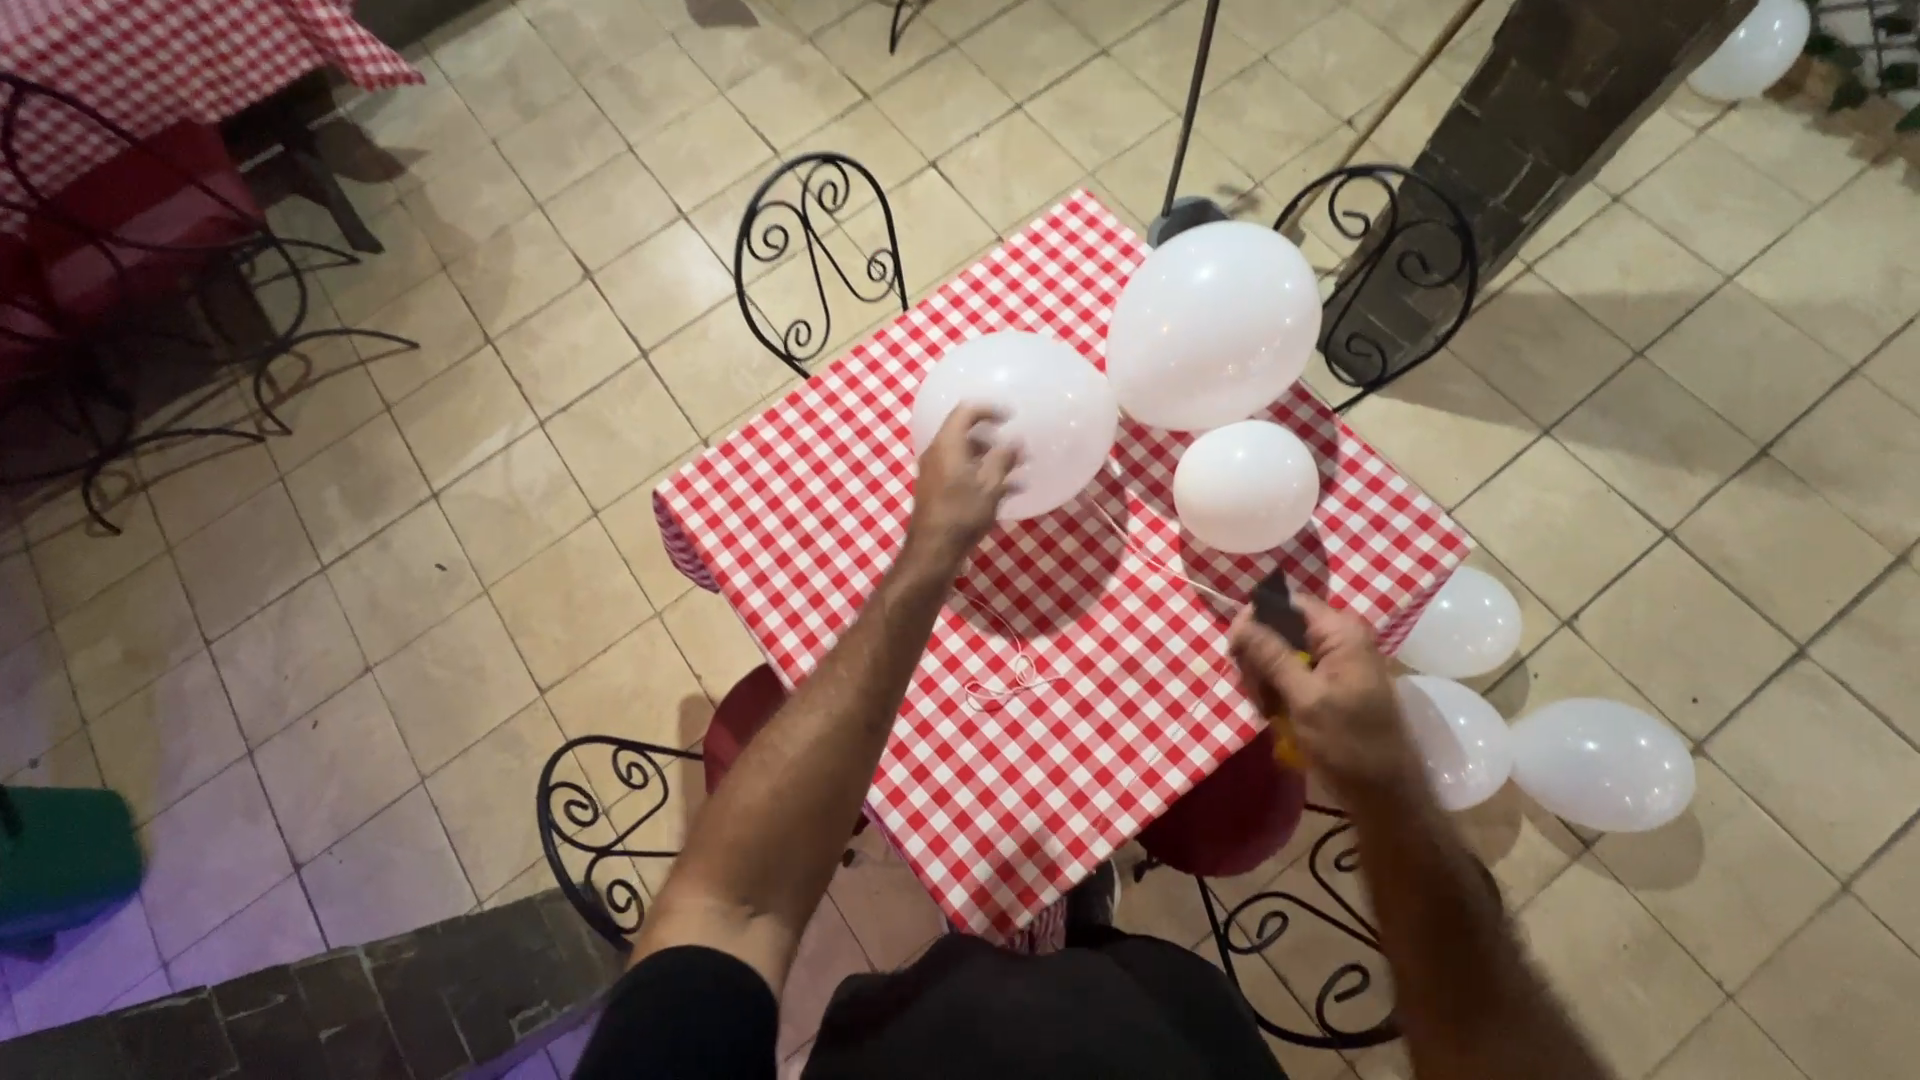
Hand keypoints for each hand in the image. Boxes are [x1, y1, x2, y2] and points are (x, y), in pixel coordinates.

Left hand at [906, 403, 1021, 570]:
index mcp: (947, 444)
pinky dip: (982, 476)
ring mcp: (934, 473)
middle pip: (965, 434)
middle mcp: (936, 454)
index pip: (966, 411)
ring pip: (965, 456)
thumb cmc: (962, 513)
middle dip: (993, 439)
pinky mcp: (936, 492)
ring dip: (990, 460)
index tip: (1011, 417)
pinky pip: (961, 474)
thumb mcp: (990, 485)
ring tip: (1016, 470)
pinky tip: (1007, 491)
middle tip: (1014, 447)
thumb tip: (1016, 441)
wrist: (932, 550)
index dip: (990, 409)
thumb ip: (1004, 458)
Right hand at [1229, 595, 1424, 806]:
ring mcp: (1336, 661)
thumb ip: (1272, 655)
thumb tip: (1240, 620)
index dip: (1256, 619)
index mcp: (1341, 632)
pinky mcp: (1330, 682)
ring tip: (1267, 708)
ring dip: (1265, 677)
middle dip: (1259, 655)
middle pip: (1280, 626)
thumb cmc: (1348, 744)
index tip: (1234, 649)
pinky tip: (1274, 712)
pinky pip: (1292, 671)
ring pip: (1280, 651)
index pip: (1287, 602)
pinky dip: (1277, 689)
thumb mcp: (1305, 699)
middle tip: (1254, 689)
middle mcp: (1340, 638)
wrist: (1384, 793)